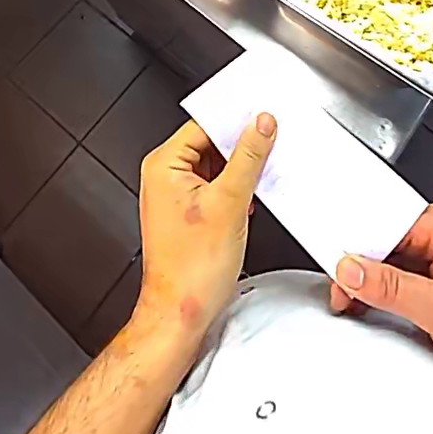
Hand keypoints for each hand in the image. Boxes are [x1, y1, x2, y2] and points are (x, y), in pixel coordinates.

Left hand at [132, 115, 276, 346]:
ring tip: (261, 176)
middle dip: (240, 147)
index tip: (261, 117)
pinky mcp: (188, 211)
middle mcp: (164, 175)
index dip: (234, 120)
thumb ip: (248, 158)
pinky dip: (235, 188)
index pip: (203, 124)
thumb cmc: (190, 271)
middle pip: (210, 143)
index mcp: (164, 164)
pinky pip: (215, 185)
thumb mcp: (229, 203)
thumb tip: (260, 125)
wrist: (181, 315)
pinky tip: (252, 196)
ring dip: (240, 169)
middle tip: (269, 145)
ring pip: (215, 165)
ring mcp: (175, 194)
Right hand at [330, 203, 432, 395]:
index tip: (339, 267)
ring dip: (359, 284)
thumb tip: (352, 268)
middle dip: (354, 267)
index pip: (380, 222)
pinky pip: (381, 278)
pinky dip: (368, 294)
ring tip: (352, 302)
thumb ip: (394, 289)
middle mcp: (430, 235)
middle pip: (373, 241)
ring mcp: (424, 257)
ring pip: (374, 261)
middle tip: (343, 291)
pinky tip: (363, 306)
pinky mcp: (418, 280)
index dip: (355, 245)